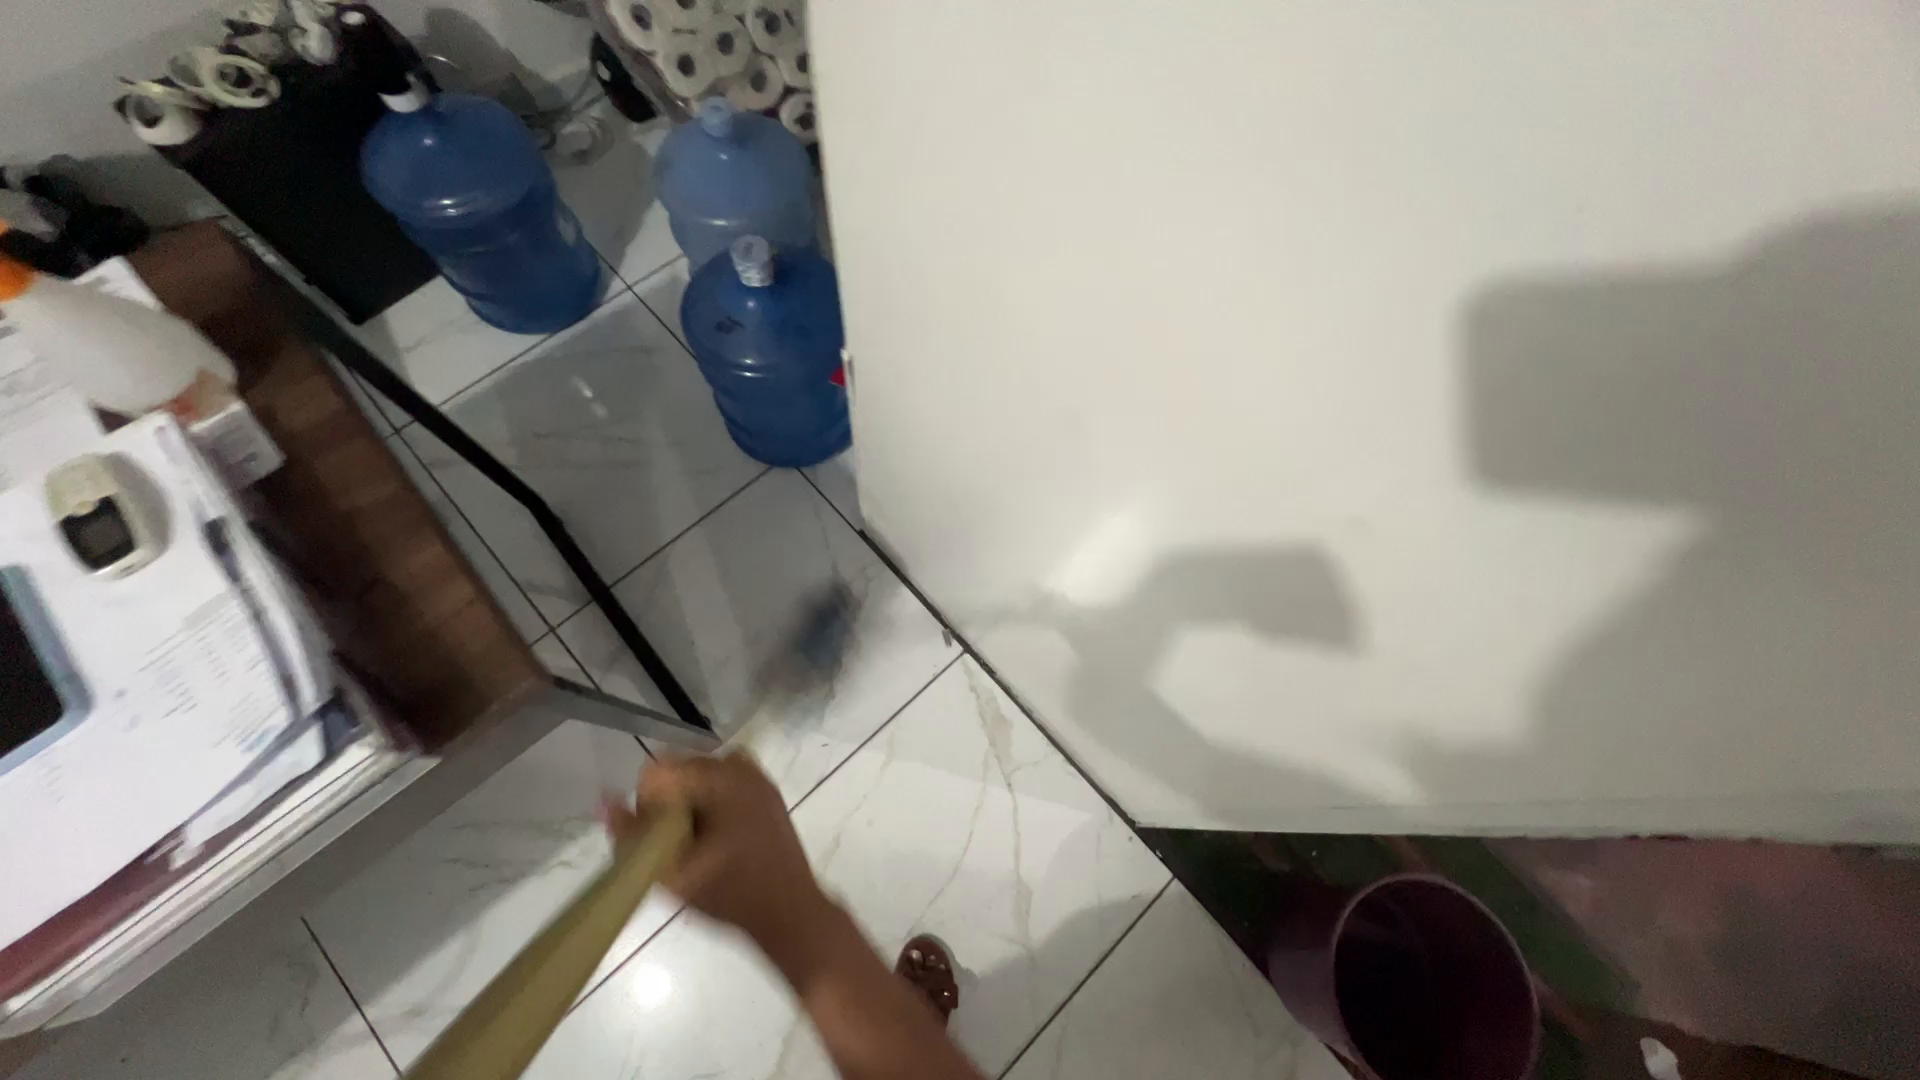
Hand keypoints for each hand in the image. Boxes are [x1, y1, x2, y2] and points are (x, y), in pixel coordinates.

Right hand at [605, 754, 834, 948]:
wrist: (789, 910)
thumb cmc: (731, 895)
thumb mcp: (670, 873)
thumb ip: (631, 836)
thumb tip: (606, 801)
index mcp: (718, 779)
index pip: (657, 773)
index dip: (647, 807)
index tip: (657, 839)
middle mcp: (739, 766)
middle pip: (680, 770)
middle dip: (668, 803)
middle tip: (675, 846)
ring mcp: (757, 775)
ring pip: (700, 777)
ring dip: (688, 803)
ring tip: (695, 842)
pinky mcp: (767, 790)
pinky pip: (724, 783)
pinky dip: (712, 801)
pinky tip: (716, 835)